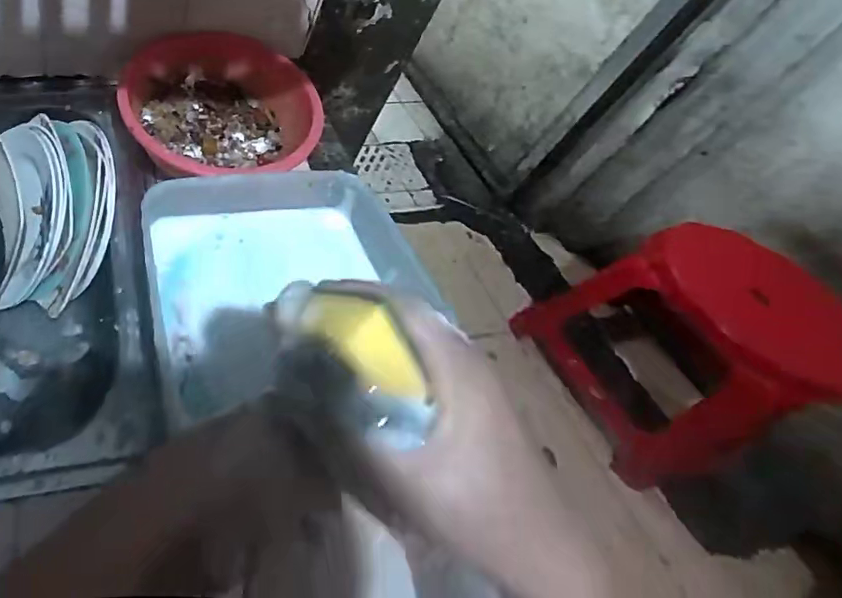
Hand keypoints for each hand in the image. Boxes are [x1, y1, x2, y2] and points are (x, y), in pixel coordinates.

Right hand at [290, 282, 613, 597]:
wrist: (544, 548)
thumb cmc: (474, 506)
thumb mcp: (402, 476)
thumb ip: (348, 433)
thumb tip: (297, 393)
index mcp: (454, 359)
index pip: (398, 302)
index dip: (352, 293)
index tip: (311, 297)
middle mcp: (467, 354)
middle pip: (406, 312)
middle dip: (358, 308)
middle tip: (313, 318)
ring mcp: (476, 375)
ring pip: (417, 334)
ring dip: (375, 330)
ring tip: (335, 341)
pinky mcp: (477, 397)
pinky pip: (426, 356)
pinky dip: (393, 353)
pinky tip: (374, 380)